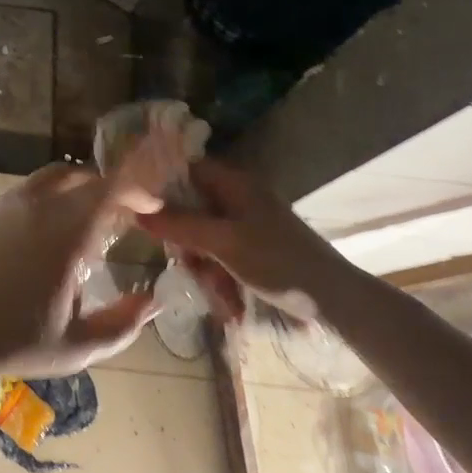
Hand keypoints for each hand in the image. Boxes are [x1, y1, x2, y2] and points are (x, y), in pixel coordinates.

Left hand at [0, 134, 179, 378]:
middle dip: (114, 189)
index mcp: (65, 233)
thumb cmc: (11, 341)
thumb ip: (124, 324)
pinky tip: (55, 229)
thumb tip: (155, 301)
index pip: (111, 189)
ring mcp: (9, 203)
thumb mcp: (77, 347)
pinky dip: (55, 195)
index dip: (139, 190)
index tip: (155, 206)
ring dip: (83, 188)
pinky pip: (32, 188)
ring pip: (56, 177)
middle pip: (87, 178)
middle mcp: (38, 206)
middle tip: (130, 215)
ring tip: (94, 219)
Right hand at [135, 158, 340, 320]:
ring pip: (203, 236)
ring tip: (219, 295)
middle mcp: (238, 197)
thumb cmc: (278, 261)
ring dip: (204, 267)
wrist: (334, 299)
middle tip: (189, 266)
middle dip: (185, 241)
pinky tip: (230, 304)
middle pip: (190, 207)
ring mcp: (246, 224)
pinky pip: (220, 255)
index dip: (160, 184)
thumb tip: (137, 212)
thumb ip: (180, 225)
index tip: (140, 210)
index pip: (185, 168)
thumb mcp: (224, 242)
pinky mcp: (253, 248)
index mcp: (234, 183)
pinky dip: (220, 277)